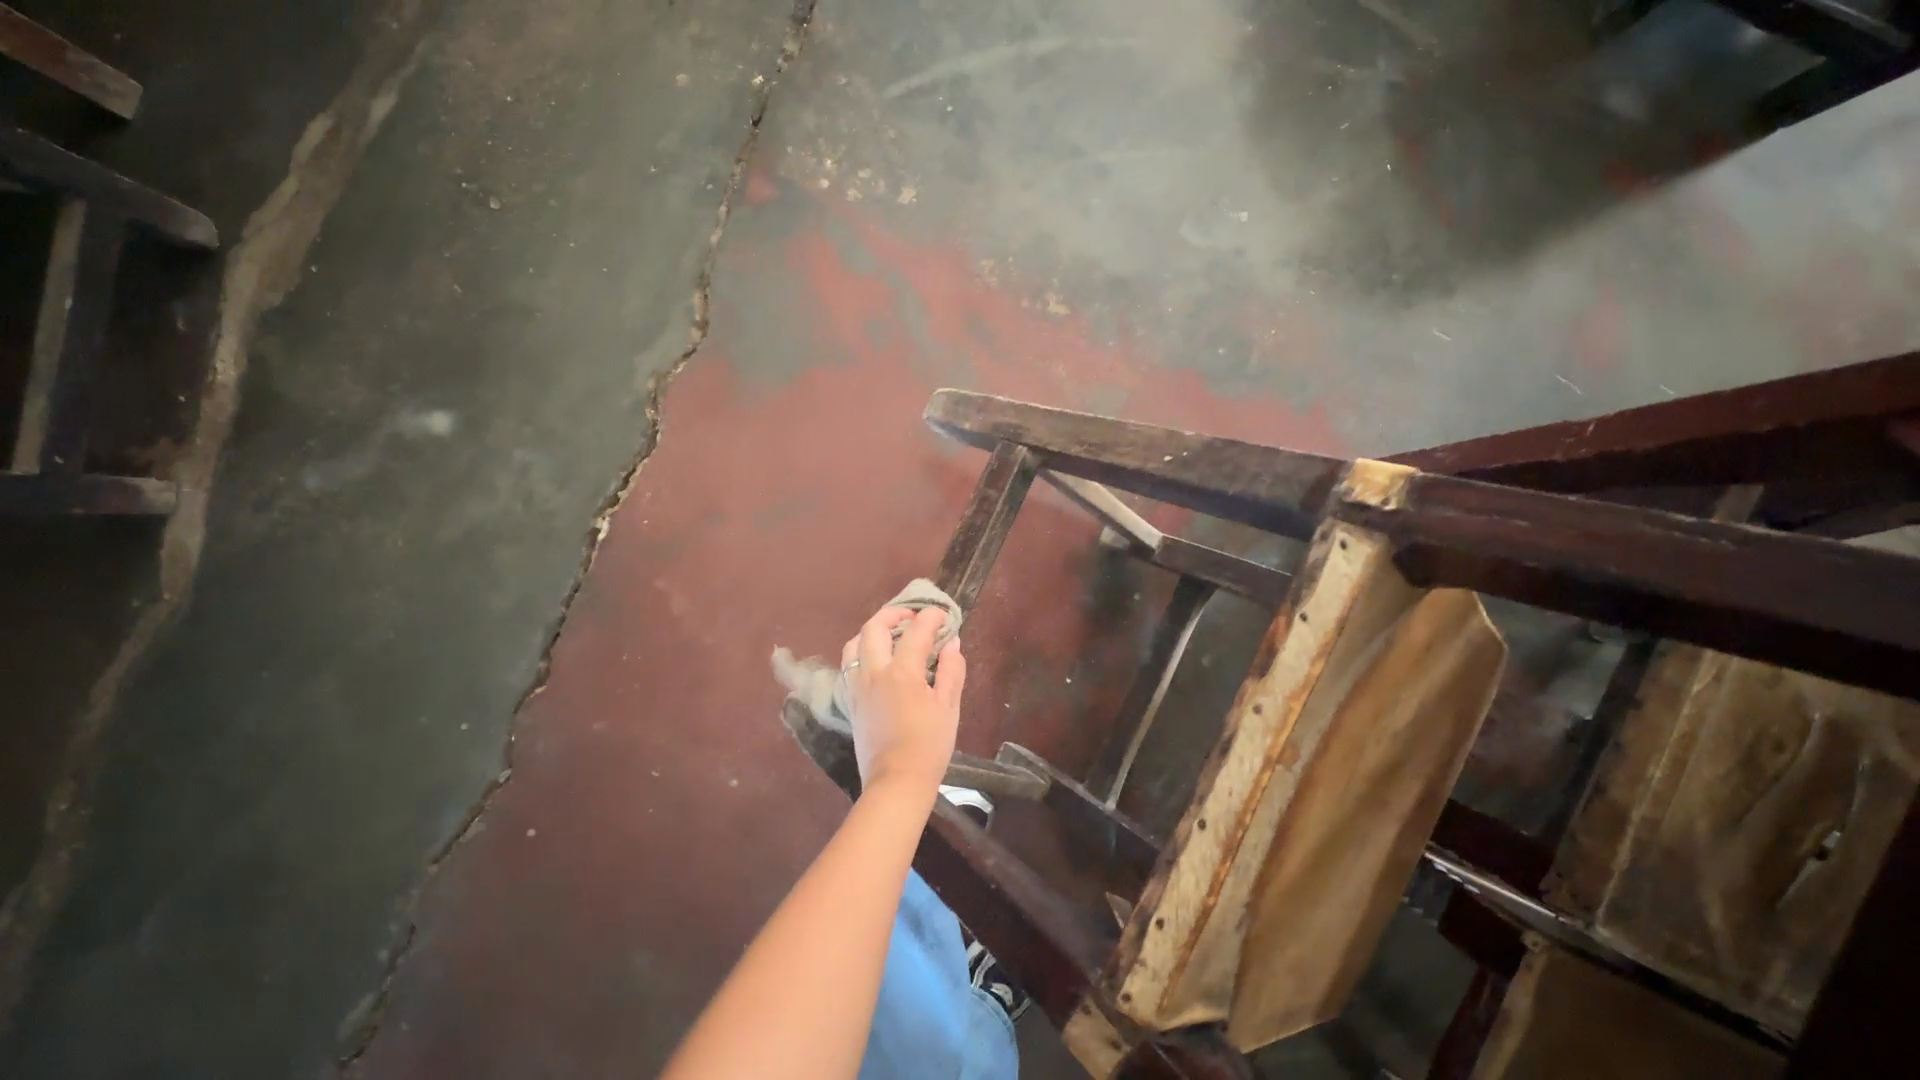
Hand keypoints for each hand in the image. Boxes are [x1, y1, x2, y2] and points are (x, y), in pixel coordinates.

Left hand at [840, 606, 964, 793]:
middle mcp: (874, 672)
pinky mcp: (850, 702)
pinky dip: (861, 654)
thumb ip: (951, 670)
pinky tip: (876, 662)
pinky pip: (849, 667)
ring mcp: (857, 687)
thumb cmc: (929, 745)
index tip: (942, 616)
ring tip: (890, 635)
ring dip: (872, 632)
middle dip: (893, 614)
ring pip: (854, 644)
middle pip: (874, 628)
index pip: (915, 630)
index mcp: (902, 672)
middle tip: (912, 616)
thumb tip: (951, 643)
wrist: (897, 781)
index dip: (931, 617)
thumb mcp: (949, 707)